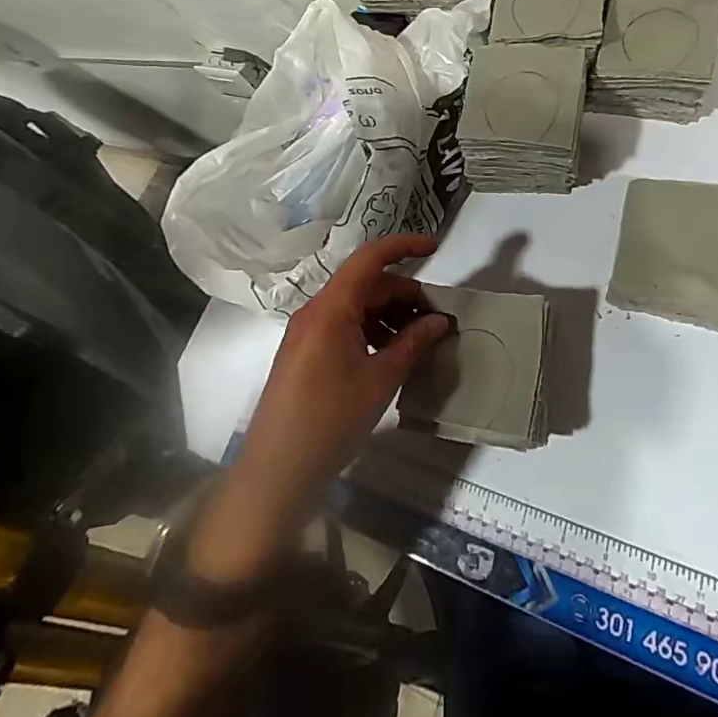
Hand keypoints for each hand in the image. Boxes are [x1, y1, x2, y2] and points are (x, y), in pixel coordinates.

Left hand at [251, 233, 453, 478]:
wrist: (278, 470)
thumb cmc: (331, 419)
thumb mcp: (381, 378)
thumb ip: (413, 342)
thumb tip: (439, 321)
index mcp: (330, 309)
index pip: (370, 259)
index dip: (404, 246)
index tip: (435, 247)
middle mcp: (315, 312)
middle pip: (367, 285)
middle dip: (404, 294)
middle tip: (436, 320)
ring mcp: (307, 333)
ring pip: (357, 306)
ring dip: (391, 315)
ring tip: (418, 341)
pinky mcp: (306, 352)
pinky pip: (345, 326)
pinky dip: (373, 330)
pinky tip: (393, 354)